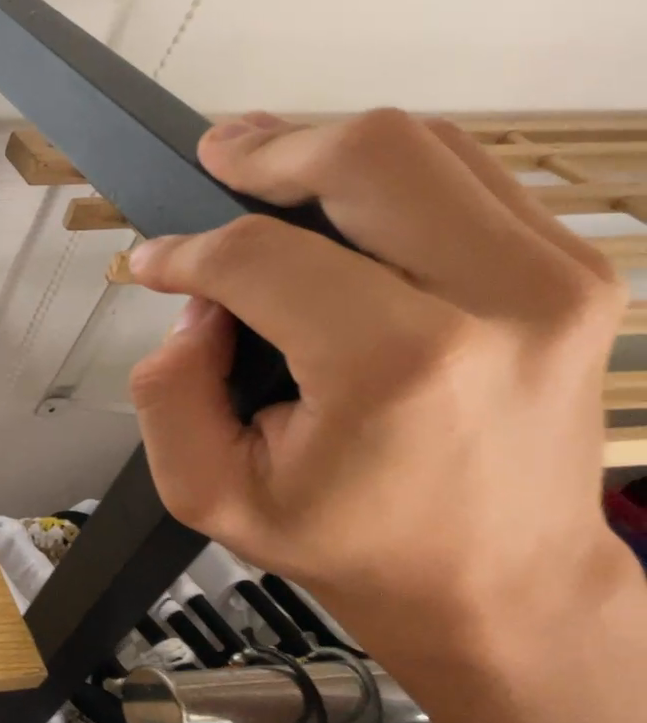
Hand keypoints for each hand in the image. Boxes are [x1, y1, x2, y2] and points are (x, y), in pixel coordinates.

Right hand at [126, 109, 626, 632]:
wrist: (493, 576)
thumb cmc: (345, 540)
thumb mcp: (207, 495)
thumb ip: (168, 395)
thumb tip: (195, 309)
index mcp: (394, 368)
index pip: (263, 257)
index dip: (187, 250)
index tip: (147, 264)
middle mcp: (499, 300)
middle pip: (370, 156)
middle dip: (271, 149)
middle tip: (210, 157)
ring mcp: (556, 276)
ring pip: (428, 146)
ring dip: (328, 148)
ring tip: (257, 164)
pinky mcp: (574, 269)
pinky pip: (468, 177)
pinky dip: (385, 174)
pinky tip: (328, 200)